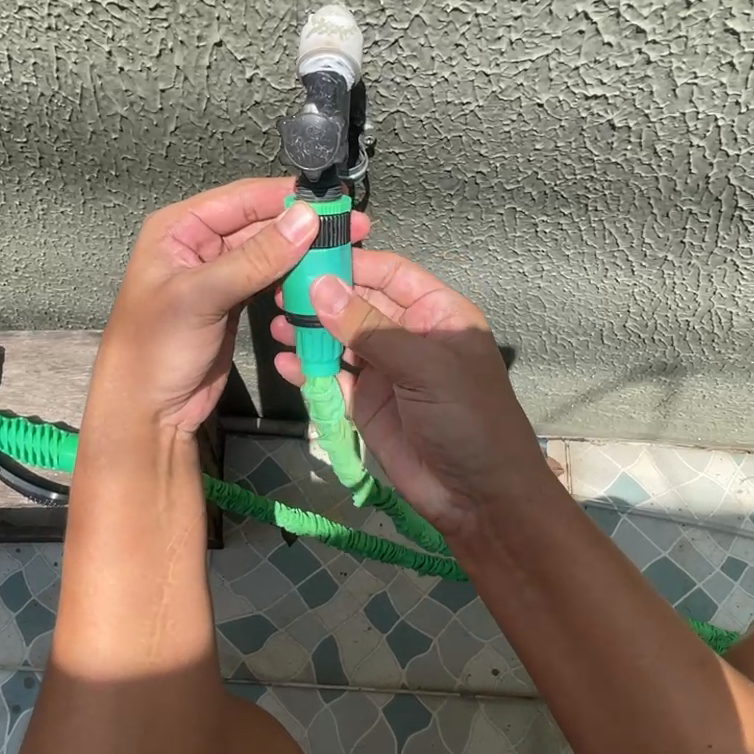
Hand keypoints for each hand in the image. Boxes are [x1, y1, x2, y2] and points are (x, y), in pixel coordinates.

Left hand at [96, 178, 371, 434]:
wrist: (149, 411)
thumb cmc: (158, 347)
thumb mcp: (203, 297)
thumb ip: (256, 257)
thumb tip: (308, 218)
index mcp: (179, 228)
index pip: (241, 199)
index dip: (287, 197)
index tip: (334, 201)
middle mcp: (198, 244)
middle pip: (259, 224)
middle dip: (302, 227)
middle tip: (354, 229)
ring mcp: (218, 275)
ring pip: (269, 254)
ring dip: (303, 254)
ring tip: (346, 253)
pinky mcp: (234, 304)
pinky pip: (269, 281)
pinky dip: (293, 281)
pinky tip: (321, 280)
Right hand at [272, 250, 553, 540]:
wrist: (478, 498)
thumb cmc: (468, 419)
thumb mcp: (425, 367)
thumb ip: (369, 328)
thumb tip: (319, 287)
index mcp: (437, 314)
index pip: (391, 274)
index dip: (353, 263)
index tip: (308, 255)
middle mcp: (409, 336)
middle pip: (359, 304)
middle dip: (322, 297)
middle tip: (279, 291)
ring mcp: (386, 372)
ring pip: (341, 341)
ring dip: (310, 332)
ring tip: (275, 325)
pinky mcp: (367, 405)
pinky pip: (332, 379)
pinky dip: (308, 370)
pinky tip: (285, 364)